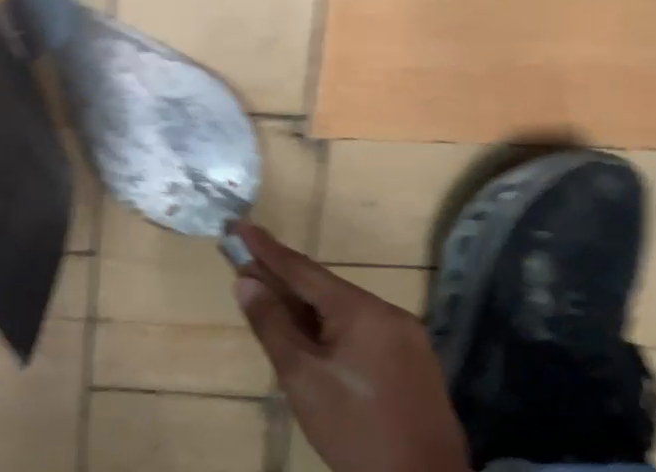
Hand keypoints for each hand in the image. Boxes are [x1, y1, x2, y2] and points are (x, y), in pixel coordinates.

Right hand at [229, 222, 468, 471]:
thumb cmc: (356, 429)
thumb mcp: (302, 377)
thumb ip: (271, 324)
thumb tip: (246, 281)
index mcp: (364, 312)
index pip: (304, 270)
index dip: (267, 249)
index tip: (240, 226)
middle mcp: (391, 316)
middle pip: (325, 289)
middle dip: (284, 282)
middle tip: (245, 272)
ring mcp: (408, 341)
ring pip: (344, 312)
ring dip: (305, 308)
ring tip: (270, 308)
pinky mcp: (414, 366)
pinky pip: (362, 331)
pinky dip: (330, 328)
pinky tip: (310, 340)